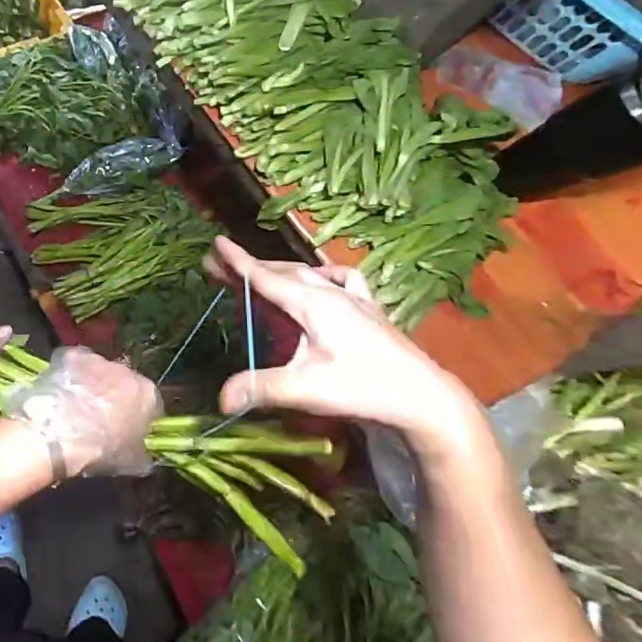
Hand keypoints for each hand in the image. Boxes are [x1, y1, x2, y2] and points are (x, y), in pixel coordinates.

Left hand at [3, 348, 159, 476]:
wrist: (59, 436)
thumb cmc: (101, 451)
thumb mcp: (133, 463)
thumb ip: (143, 451)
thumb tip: (142, 451)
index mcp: (147, 393)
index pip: (150, 403)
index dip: (139, 417)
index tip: (127, 430)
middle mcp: (126, 370)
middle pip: (123, 383)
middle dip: (114, 396)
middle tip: (98, 418)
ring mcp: (97, 360)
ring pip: (98, 371)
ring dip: (91, 384)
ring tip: (74, 406)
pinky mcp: (71, 355)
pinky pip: (74, 364)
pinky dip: (69, 375)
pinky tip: (60, 392)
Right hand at [209, 237, 483, 458]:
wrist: (425, 397)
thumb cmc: (364, 388)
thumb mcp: (306, 389)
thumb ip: (261, 388)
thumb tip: (221, 399)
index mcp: (312, 303)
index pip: (265, 277)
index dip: (238, 261)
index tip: (215, 242)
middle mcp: (331, 293)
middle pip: (282, 272)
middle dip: (248, 267)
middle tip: (218, 265)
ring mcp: (354, 298)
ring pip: (308, 273)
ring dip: (278, 270)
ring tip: (258, 274)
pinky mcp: (370, 309)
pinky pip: (340, 279)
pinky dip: (322, 275)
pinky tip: (322, 280)